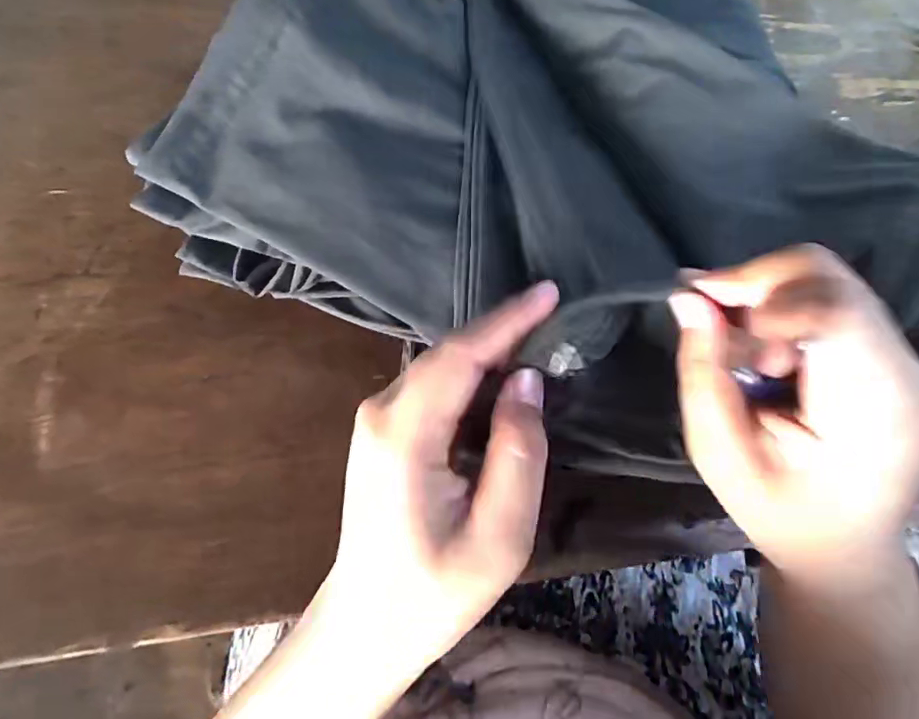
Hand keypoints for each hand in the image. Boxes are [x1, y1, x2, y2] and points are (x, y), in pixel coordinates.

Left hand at [307, 282, 556, 670]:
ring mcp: (375, 416)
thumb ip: (518, 453)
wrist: (365, 627)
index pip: (461, 356)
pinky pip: (433, 381)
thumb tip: (526, 381)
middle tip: (553, 309)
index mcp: (405, 434)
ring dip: (488, 347)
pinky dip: (471, 370)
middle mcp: (381, 410)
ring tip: (537, 333)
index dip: (508, 319)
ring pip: (440, 362)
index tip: (549, 291)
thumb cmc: (434, 591)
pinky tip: (501, 373)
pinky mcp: (381, 426)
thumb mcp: (499, 538)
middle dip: (503, 328)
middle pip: (449, 352)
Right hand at [669, 246, 918, 587]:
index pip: (836, 315)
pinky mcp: (890, 348)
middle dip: (757, 283)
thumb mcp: (720, 455)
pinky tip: (768, 348)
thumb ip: (702, 372)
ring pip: (827, 275)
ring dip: (769, 293)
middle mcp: (901, 370)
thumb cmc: (780, 513)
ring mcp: (903, 356)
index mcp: (871, 411)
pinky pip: (832, 293)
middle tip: (720, 324)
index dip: (767, 294)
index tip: (708, 305)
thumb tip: (688, 296)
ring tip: (749, 350)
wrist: (846, 551)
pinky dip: (785, 301)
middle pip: (827, 276)